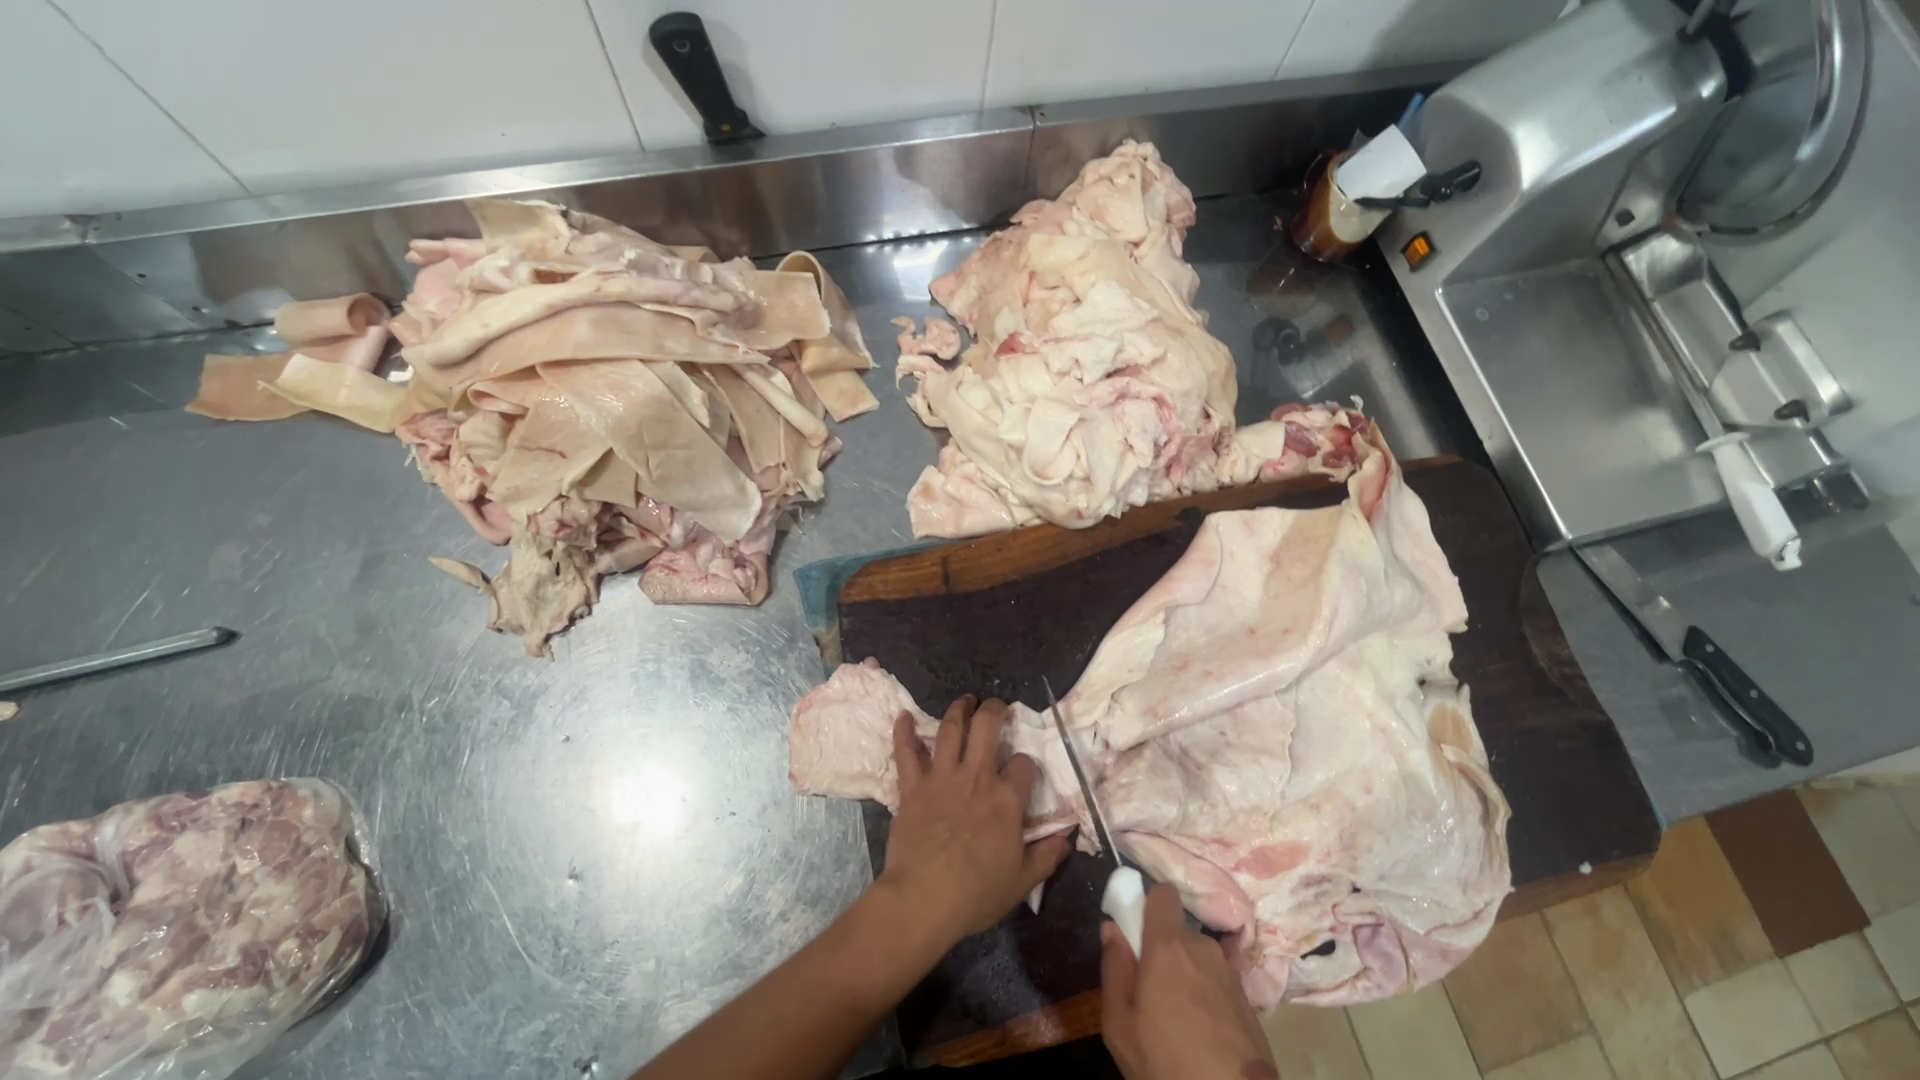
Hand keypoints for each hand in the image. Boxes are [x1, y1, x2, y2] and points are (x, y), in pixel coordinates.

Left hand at [874, 695, 1070, 947]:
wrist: (924, 898)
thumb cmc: (977, 893)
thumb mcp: (1023, 880)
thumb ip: (1047, 855)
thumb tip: (1068, 837)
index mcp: (1007, 799)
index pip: (1025, 765)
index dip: (1027, 764)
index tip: (1024, 773)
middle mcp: (976, 778)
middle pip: (988, 728)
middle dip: (995, 710)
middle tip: (997, 706)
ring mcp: (941, 778)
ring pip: (950, 730)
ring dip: (958, 709)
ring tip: (965, 701)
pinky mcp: (912, 786)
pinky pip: (905, 752)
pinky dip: (903, 731)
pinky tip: (902, 716)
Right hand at [1101, 884, 1276, 1079]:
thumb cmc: (1166, 1062)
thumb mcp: (1120, 1023)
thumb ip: (1114, 968)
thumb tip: (1112, 928)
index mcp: (1168, 946)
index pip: (1163, 893)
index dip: (1148, 903)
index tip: (1135, 929)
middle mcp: (1203, 948)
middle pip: (1177, 932)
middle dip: (1162, 952)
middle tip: (1148, 992)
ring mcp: (1230, 973)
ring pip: (1197, 958)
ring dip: (1185, 975)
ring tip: (1176, 1019)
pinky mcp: (1249, 999)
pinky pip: (1217, 981)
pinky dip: (1206, 995)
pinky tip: (1201, 1032)